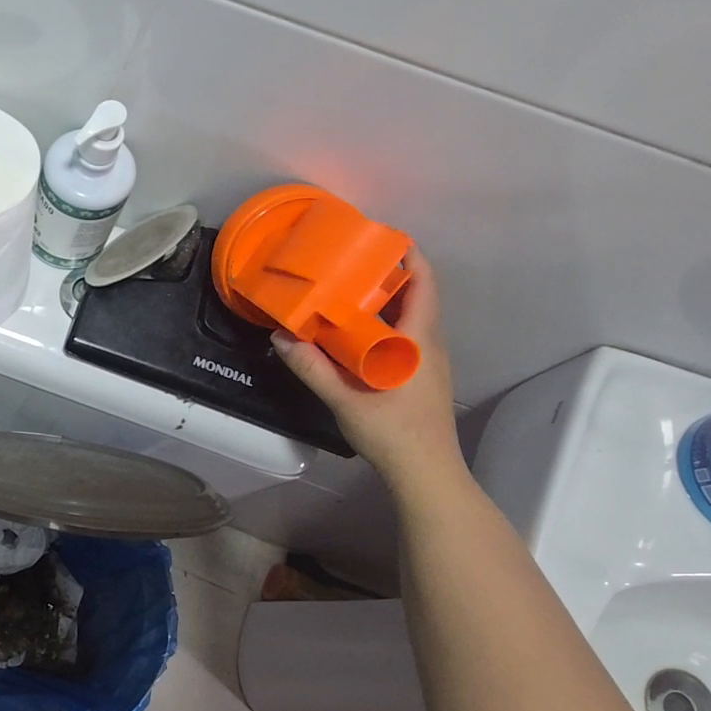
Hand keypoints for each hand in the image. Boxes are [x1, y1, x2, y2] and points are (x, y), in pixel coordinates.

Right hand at [270, 247, 464, 488]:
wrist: (425, 472)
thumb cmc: (392, 431)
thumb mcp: (344, 398)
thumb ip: (312, 367)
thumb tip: (281, 336)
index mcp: (419, 340)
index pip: (424, 284)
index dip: (408, 256)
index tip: (379, 238)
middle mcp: (430, 344)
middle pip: (415, 297)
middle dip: (384, 276)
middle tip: (346, 264)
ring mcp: (428, 362)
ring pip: (409, 319)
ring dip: (382, 302)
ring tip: (343, 294)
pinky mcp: (421, 377)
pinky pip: (404, 337)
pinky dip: (381, 325)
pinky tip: (353, 335)